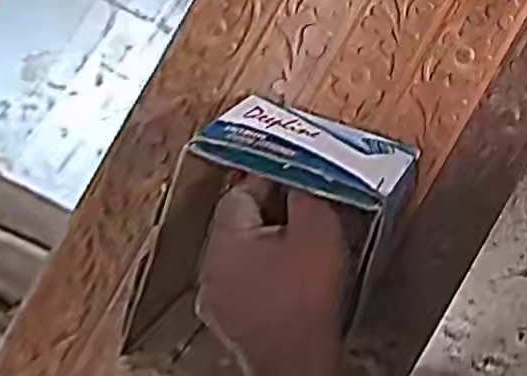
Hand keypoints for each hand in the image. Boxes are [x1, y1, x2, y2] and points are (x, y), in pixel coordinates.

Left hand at [196, 183, 348, 375]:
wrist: (300, 361)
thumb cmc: (308, 289)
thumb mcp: (317, 226)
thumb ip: (304, 190)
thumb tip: (298, 169)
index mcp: (223, 243)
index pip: (239, 192)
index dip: (270, 177)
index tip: (298, 173)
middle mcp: (209, 269)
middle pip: (238, 219)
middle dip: (272, 204)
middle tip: (306, 197)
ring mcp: (216, 299)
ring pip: (242, 247)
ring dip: (270, 233)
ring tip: (304, 228)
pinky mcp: (230, 319)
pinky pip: (246, 273)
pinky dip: (267, 261)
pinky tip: (295, 263)